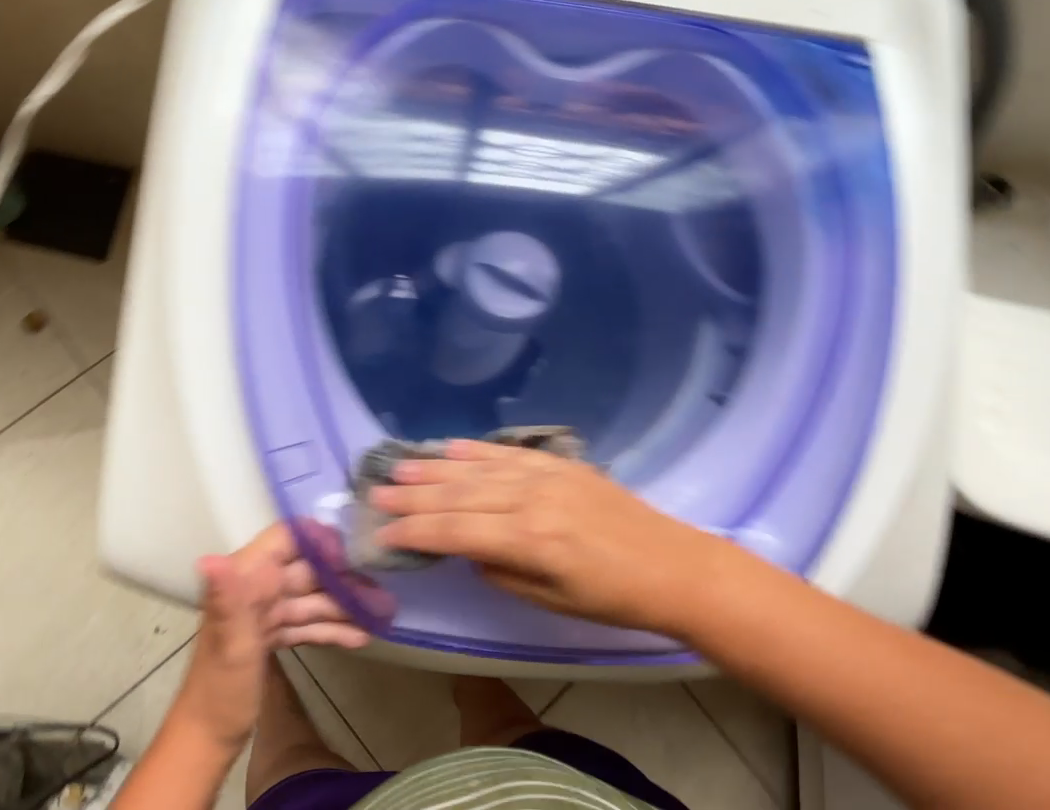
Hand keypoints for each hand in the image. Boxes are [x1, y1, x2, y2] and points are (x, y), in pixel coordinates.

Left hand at [172, 523, 369, 747]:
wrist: (207, 738)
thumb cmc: (220, 689)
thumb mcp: (232, 644)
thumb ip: (229, 599)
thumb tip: (209, 559)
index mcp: (243, 579)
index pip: (285, 539)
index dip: (319, 540)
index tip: (354, 551)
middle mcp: (255, 588)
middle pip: (306, 568)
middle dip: (343, 576)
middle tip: (382, 584)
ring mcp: (265, 613)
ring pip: (311, 598)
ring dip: (345, 604)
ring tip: (382, 611)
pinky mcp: (273, 636)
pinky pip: (308, 624)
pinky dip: (332, 628)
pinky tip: (362, 635)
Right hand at [371, 440, 734, 633]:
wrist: (673, 566)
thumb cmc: (612, 599)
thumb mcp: (550, 600)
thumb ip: (501, 572)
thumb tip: (468, 550)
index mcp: (528, 539)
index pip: (455, 531)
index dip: (415, 531)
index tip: (383, 530)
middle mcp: (531, 498)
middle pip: (459, 494)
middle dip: (414, 495)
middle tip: (376, 492)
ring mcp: (547, 474)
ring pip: (478, 468)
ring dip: (436, 467)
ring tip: (400, 465)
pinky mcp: (563, 463)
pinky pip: (510, 452)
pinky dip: (477, 449)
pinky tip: (451, 447)